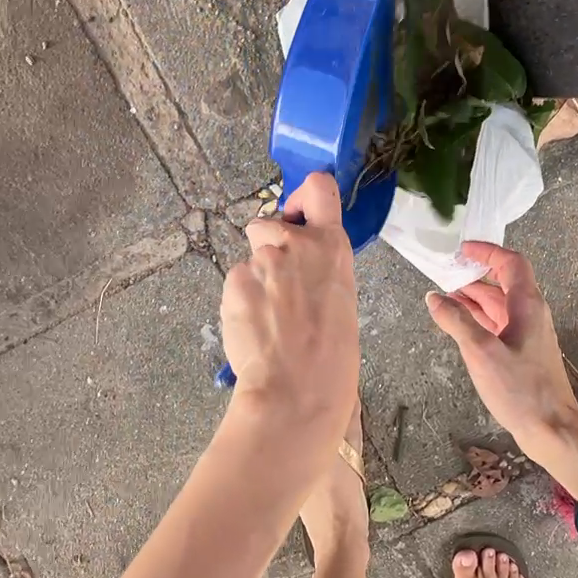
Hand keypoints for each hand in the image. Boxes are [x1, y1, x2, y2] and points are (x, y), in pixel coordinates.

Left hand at [220, 173, 360, 450]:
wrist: (297, 390)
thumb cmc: (333, 357)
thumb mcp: (342, 301)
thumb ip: (321, 272)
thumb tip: (304, 273)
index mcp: (333, 247)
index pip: (319, 188)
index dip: (303, 196)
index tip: (299, 214)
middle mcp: (296, 243)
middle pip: (268, 224)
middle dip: (268, 247)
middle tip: (280, 287)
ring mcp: (262, 260)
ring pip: (249, 258)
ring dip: (254, 279)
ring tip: (268, 318)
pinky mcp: (234, 281)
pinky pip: (235, 282)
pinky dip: (240, 300)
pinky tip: (253, 328)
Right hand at [426, 241, 577, 460]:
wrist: (551, 429)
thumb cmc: (520, 389)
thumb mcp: (481, 352)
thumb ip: (456, 321)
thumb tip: (434, 297)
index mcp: (527, 305)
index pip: (511, 263)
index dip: (487, 252)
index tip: (462, 250)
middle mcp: (530, 314)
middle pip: (503, 283)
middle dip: (474, 276)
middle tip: (445, 274)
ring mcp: (528, 334)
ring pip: (499, 305)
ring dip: (473, 299)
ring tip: (444, 298)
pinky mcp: (523, 353)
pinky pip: (498, 324)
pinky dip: (478, 319)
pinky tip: (459, 325)